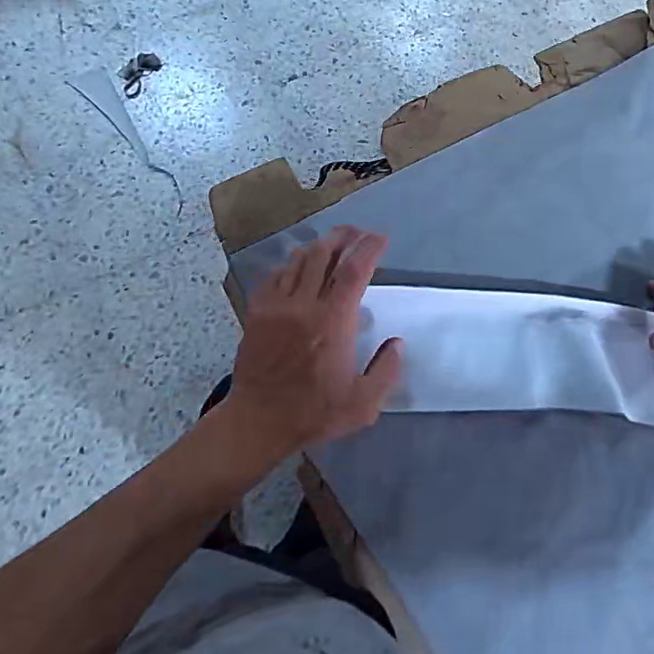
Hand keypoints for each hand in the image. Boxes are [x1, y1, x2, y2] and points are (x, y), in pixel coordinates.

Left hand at [221, 226, 402, 458]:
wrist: (257, 421)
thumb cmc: (313, 413)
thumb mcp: (362, 405)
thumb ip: (386, 371)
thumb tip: (397, 344)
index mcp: (333, 323)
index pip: (354, 271)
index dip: (369, 248)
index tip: (381, 238)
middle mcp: (304, 305)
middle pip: (324, 253)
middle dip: (344, 236)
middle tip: (358, 232)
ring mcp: (276, 306)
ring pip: (298, 260)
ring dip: (319, 246)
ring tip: (332, 244)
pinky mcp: (257, 312)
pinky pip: (275, 275)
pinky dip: (291, 264)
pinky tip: (298, 267)